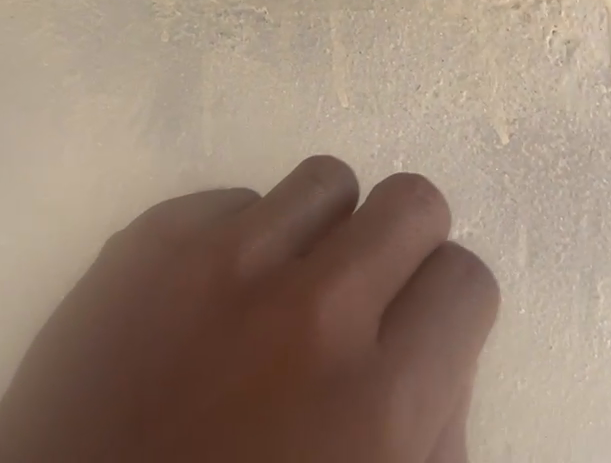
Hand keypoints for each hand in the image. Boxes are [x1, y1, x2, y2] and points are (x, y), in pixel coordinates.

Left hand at [0, 157, 498, 462]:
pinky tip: (208, 298)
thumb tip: (437, 348)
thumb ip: (430, 432)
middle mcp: (307, 312)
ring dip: (322, 230)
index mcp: (376, 406)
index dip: (448, 309)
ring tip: (284, 286)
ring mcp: (217, 263)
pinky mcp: (144, 239)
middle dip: (404, 244)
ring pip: (325, 179)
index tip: (418, 331)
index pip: (466, 280)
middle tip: (367, 292)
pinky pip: (233, 198)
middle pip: (412, 200)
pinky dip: (238, 239)